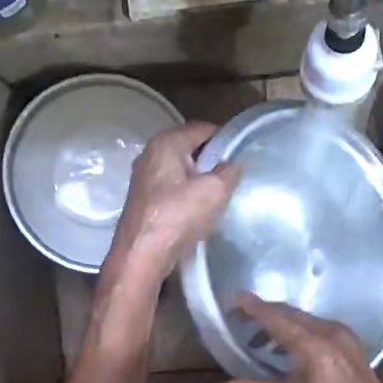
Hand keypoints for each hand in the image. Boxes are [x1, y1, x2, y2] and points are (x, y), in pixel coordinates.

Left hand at [104, 122, 240, 285]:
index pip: (202, 128)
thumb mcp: (215, 190)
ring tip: (218, 194)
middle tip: (232, 176)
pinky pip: (171, 186)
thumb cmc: (178, 216)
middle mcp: (150, 154)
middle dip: (212, 159)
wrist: (141, 254)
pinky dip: (186, 192)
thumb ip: (230, 171)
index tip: (241, 154)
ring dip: (199, 178)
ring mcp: (143, 177)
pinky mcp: (143, 198)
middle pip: (189, 147)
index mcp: (165, 143)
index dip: (225, 138)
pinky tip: (198, 209)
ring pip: (180, 169)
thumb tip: (236, 162)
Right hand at [206, 293, 382, 382]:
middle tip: (239, 319)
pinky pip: (318, 326)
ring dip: (281, 323)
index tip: (232, 297)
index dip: (252, 307)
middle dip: (263, 314)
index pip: (274, 317)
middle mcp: (329, 331)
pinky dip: (299, 330)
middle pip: (290, 313)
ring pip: (305, 318)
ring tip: (259, 340)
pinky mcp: (352, 344)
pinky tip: (289, 348)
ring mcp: (344, 335)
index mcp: (311, 343)